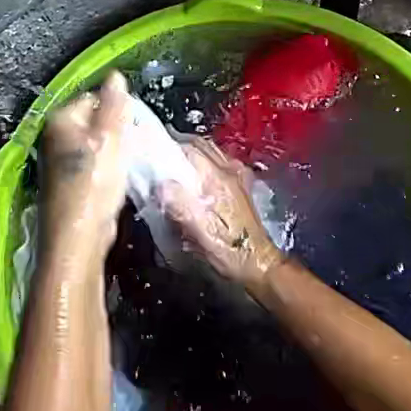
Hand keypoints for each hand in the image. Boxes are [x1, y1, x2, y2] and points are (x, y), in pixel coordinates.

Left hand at [41, 71, 129, 261]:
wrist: (78, 239)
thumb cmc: (94, 183)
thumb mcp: (111, 136)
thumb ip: (114, 104)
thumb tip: (115, 75)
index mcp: (59, 120)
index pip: (96, 97)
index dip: (118, 108)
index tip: (134, 124)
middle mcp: (53, 137)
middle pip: (95, 120)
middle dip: (118, 129)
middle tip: (135, 142)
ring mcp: (59, 162)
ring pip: (97, 143)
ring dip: (116, 150)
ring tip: (130, 161)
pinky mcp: (70, 183)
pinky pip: (95, 164)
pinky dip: (109, 167)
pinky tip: (120, 179)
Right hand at [161, 138, 285, 293]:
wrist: (259, 263)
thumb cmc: (229, 251)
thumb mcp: (200, 233)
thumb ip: (181, 205)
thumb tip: (161, 184)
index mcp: (218, 179)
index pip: (190, 149)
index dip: (169, 147)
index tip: (151, 153)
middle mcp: (230, 170)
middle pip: (201, 146)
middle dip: (179, 147)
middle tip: (159, 157)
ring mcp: (238, 176)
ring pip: (211, 152)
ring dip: (192, 153)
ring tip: (173, 165)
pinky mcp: (242, 185)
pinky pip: (220, 162)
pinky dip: (205, 161)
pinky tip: (196, 176)